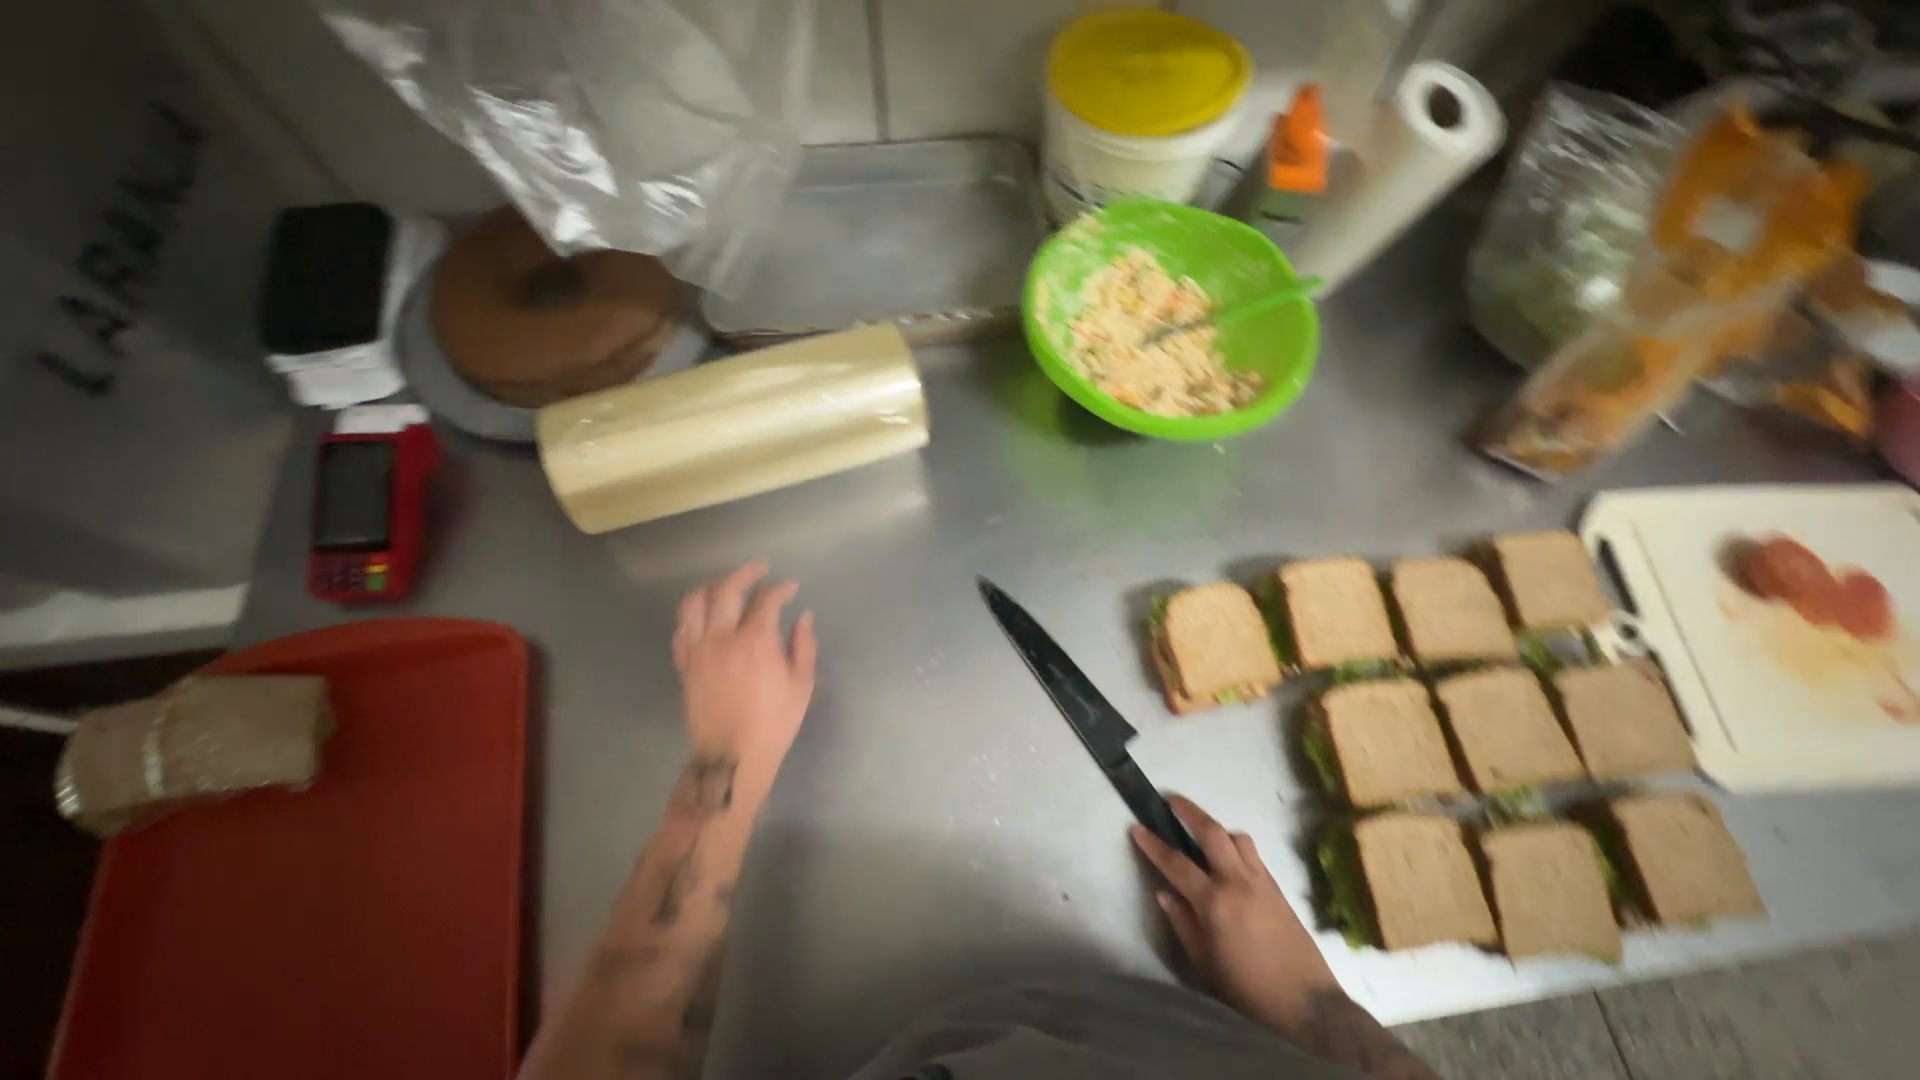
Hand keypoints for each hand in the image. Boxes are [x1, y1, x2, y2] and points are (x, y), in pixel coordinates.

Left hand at [673, 561, 816, 771]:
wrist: (732, 756)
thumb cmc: (774, 722)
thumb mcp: (802, 685)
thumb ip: (803, 645)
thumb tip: (803, 618)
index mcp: (756, 640)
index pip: (767, 599)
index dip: (781, 588)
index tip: (792, 588)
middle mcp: (723, 637)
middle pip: (727, 590)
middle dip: (745, 573)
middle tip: (759, 569)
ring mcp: (699, 650)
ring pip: (695, 603)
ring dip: (711, 587)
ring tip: (725, 586)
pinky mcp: (685, 665)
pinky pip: (681, 630)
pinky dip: (691, 616)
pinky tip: (703, 616)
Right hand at [1131, 795, 1339, 1036]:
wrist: (1306, 1005)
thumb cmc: (1245, 990)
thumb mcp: (1203, 963)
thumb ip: (1181, 922)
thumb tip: (1163, 892)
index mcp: (1214, 903)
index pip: (1176, 863)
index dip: (1153, 844)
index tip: (1137, 827)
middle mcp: (1238, 883)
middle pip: (1212, 833)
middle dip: (1189, 811)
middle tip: (1172, 799)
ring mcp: (1262, 883)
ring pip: (1238, 838)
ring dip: (1219, 830)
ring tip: (1205, 836)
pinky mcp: (1279, 890)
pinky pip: (1254, 856)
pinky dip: (1238, 849)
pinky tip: (1231, 863)